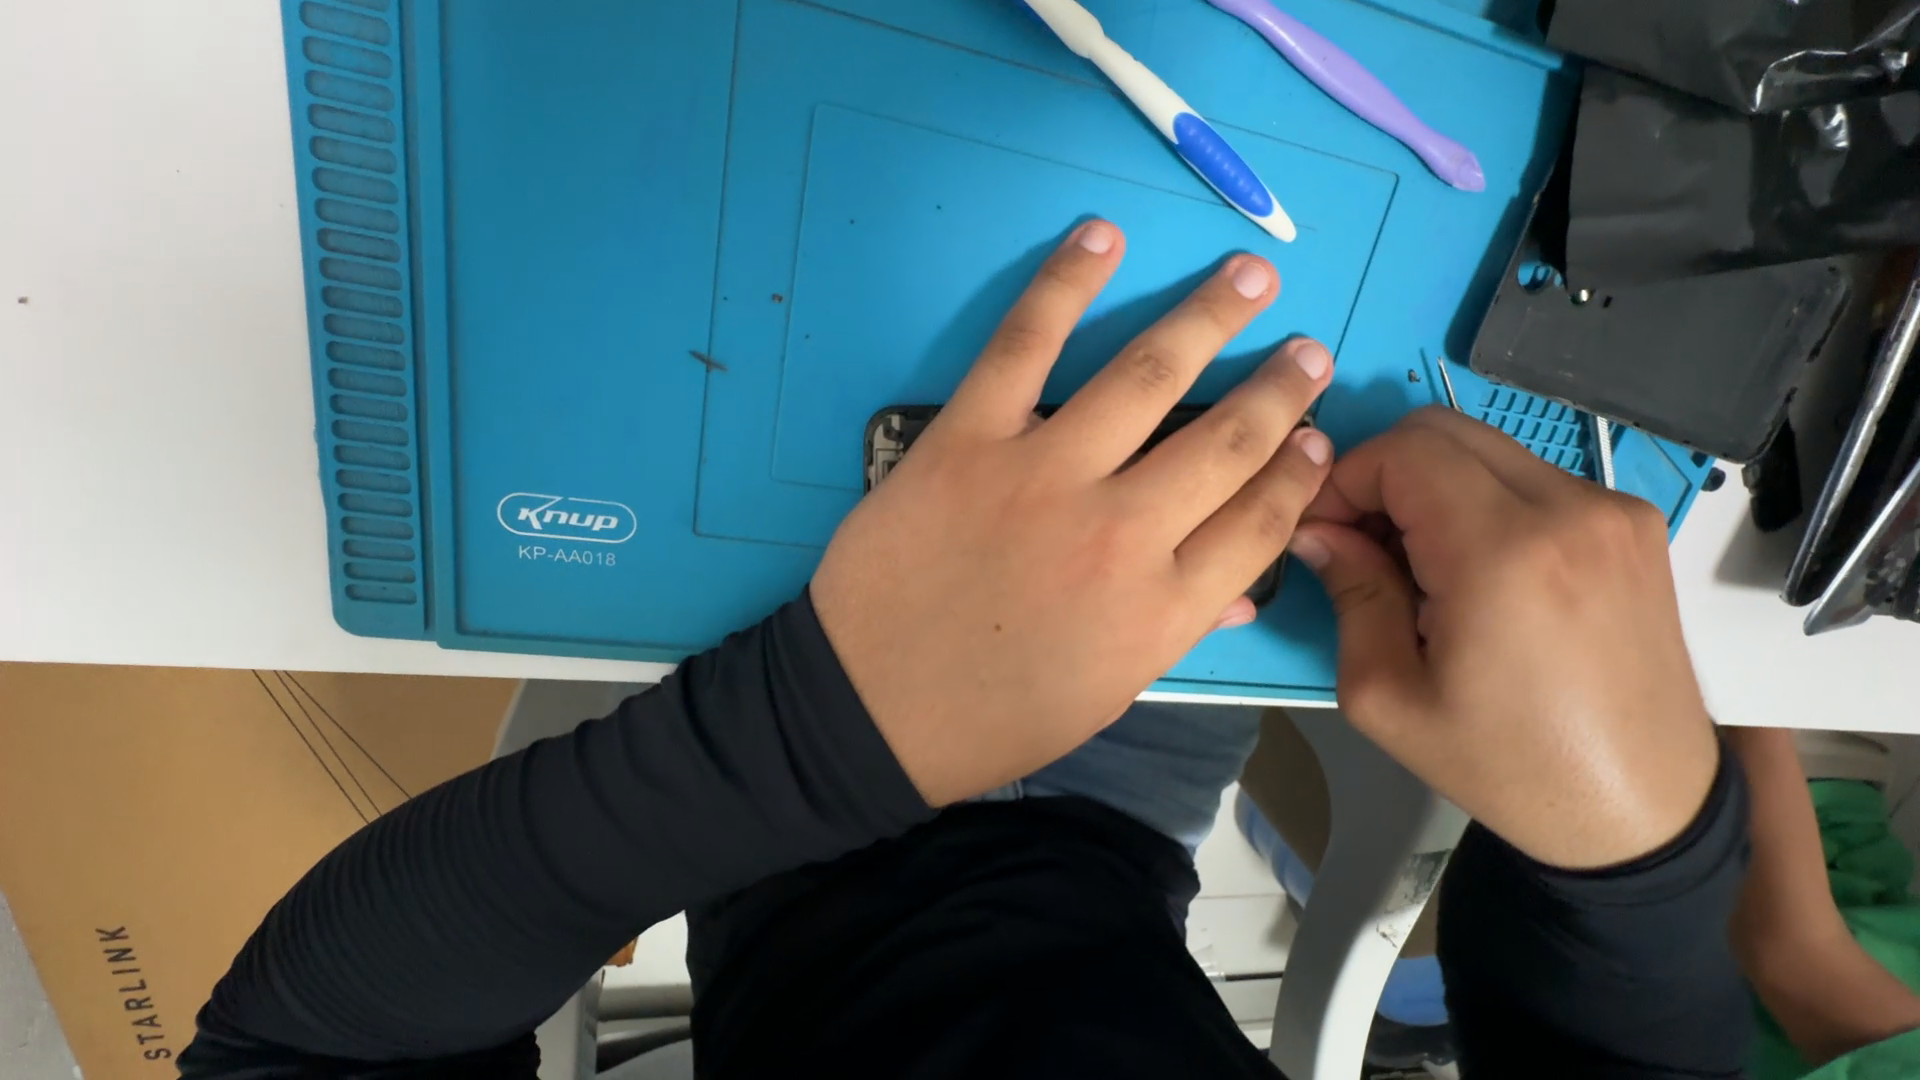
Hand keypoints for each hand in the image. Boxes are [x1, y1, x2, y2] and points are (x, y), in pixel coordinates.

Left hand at [812, 220, 1334, 805]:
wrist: (872, 707)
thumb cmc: (992, 715)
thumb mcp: (1105, 695)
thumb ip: (1176, 632)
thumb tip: (1245, 590)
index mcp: (1161, 608)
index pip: (1261, 523)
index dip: (1299, 475)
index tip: (1318, 436)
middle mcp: (1123, 532)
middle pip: (1227, 442)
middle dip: (1281, 390)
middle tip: (1308, 350)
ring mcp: (1044, 477)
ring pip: (1147, 377)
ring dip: (1209, 317)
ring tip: (1251, 276)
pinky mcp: (969, 440)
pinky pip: (1025, 345)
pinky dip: (1065, 283)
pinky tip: (1104, 238)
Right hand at [1291, 407, 1717, 868]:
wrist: (1640, 809)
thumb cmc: (1501, 762)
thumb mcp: (1383, 693)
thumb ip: (1349, 591)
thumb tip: (1317, 530)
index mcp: (1504, 552)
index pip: (1401, 451)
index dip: (1343, 479)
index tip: (1321, 531)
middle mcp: (1570, 508)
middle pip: (1440, 431)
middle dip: (1379, 473)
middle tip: (1357, 541)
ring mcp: (1613, 510)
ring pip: (1482, 448)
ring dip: (1426, 486)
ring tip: (1411, 562)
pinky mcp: (1631, 525)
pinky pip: (1525, 476)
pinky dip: (1474, 499)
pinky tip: (1466, 566)